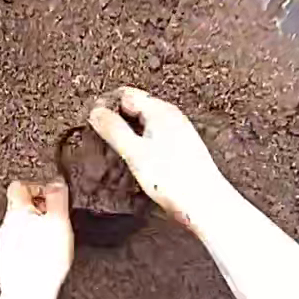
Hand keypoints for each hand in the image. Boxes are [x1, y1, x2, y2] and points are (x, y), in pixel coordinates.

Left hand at [0, 179, 72, 298]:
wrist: (28, 298)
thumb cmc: (42, 262)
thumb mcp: (58, 221)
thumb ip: (57, 197)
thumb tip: (56, 182)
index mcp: (15, 212)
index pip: (20, 185)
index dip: (39, 187)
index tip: (54, 197)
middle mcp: (7, 227)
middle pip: (21, 207)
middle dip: (40, 210)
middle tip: (57, 220)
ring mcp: (7, 246)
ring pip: (22, 228)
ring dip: (38, 229)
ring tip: (53, 241)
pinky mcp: (11, 263)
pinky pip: (23, 247)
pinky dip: (34, 247)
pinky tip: (46, 257)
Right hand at [88, 87, 235, 231]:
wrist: (207, 203)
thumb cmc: (174, 179)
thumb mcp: (135, 153)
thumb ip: (113, 130)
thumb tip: (95, 111)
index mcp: (161, 111)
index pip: (126, 94)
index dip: (106, 105)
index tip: (91, 121)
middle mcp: (172, 116)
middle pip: (136, 108)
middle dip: (115, 119)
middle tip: (97, 137)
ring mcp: (178, 132)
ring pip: (145, 124)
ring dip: (127, 133)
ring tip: (112, 150)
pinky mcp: (181, 149)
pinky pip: (154, 138)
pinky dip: (140, 144)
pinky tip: (134, 160)